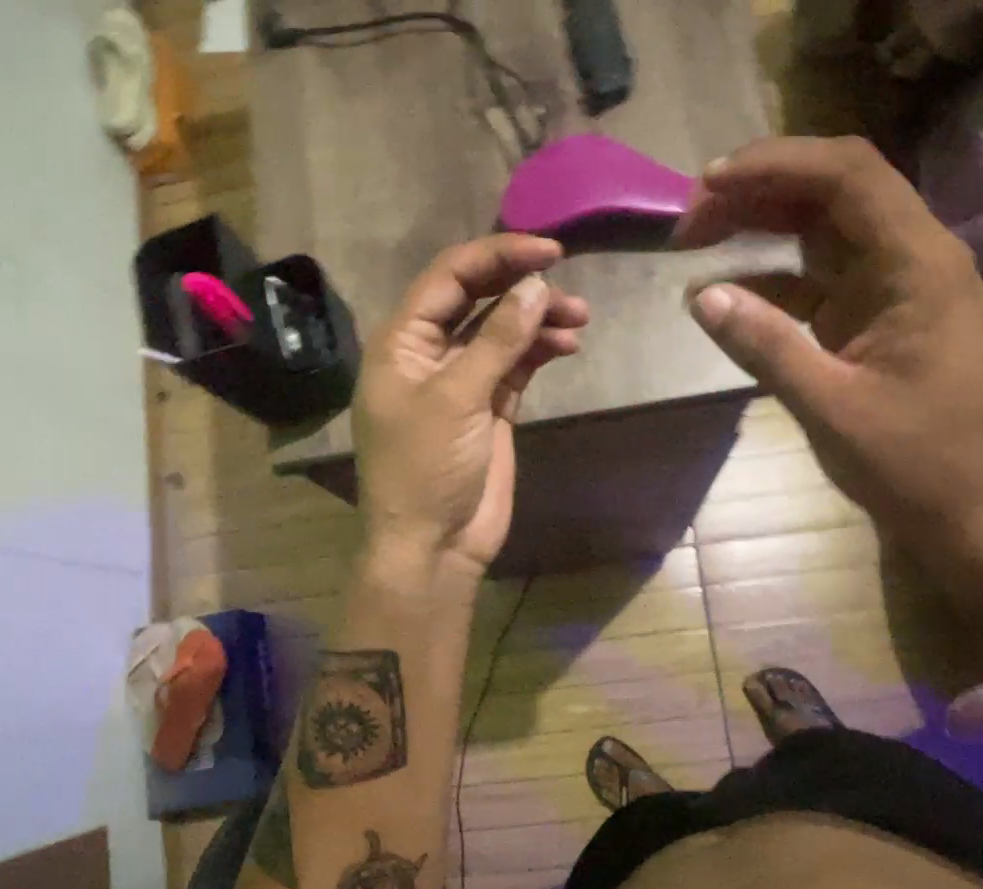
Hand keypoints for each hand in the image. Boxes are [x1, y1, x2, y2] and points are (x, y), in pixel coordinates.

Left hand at [353, 235, 590, 574]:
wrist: (434, 543)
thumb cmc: (427, 466)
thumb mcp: (457, 397)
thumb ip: (497, 340)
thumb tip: (537, 286)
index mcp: (402, 341)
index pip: (449, 278)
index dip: (498, 256)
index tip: (549, 251)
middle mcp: (429, 353)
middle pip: (477, 299)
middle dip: (522, 287)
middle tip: (570, 283)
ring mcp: (461, 381)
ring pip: (502, 332)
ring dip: (538, 320)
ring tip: (580, 319)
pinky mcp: (488, 408)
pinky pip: (515, 364)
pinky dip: (539, 351)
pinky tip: (567, 344)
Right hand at [674, 136, 982, 549]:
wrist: (961, 514)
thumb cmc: (911, 463)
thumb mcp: (831, 407)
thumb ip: (766, 347)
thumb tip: (701, 297)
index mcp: (919, 264)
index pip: (848, 176)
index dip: (774, 165)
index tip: (707, 185)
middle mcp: (911, 258)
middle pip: (831, 192)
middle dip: (757, 192)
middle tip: (688, 221)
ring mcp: (891, 286)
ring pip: (820, 229)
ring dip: (758, 226)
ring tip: (694, 240)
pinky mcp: (871, 316)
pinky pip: (814, 278)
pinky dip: (767, 280)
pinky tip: (721, 295)